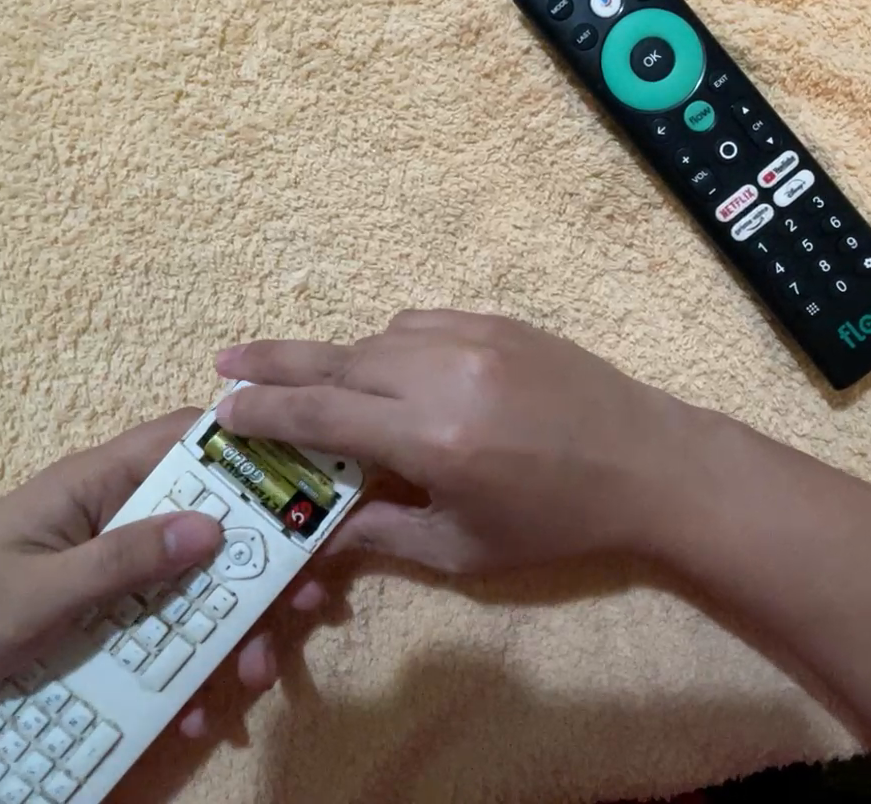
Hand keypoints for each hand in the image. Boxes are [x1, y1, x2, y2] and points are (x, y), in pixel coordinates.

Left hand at [0, 409, 326, 709]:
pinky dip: (190, 663)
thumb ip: (124, 560)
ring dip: (235, 624)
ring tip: (256, 672)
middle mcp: (120, 514)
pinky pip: (167, 623)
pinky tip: (196, 710)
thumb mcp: (36, 593)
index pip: (189, 441)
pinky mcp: (109, 610)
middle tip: (309, 597)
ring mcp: (117, 564)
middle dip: (262, 561)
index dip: (251, 452)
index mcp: (101, 483)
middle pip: (212, 517)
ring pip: (199, 578)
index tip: (306, 487)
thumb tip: (215, 527)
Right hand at [213, 310, 708, 573]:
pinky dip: (395, 343)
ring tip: (320, 382)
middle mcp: (444, 374)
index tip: (223, 406)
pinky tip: (393, 366)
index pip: (323, 414)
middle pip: (339, 359)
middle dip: (278, 363)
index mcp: (432, 437)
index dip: (265, 409)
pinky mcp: (501, 323)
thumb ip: (384, 531)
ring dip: (344, 359)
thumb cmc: (557, 521)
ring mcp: (475, 338)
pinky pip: (425, 322)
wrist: (646, 462)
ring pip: (381, 336)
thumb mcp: (466, 548)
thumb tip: (321, 527)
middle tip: (228, 361)